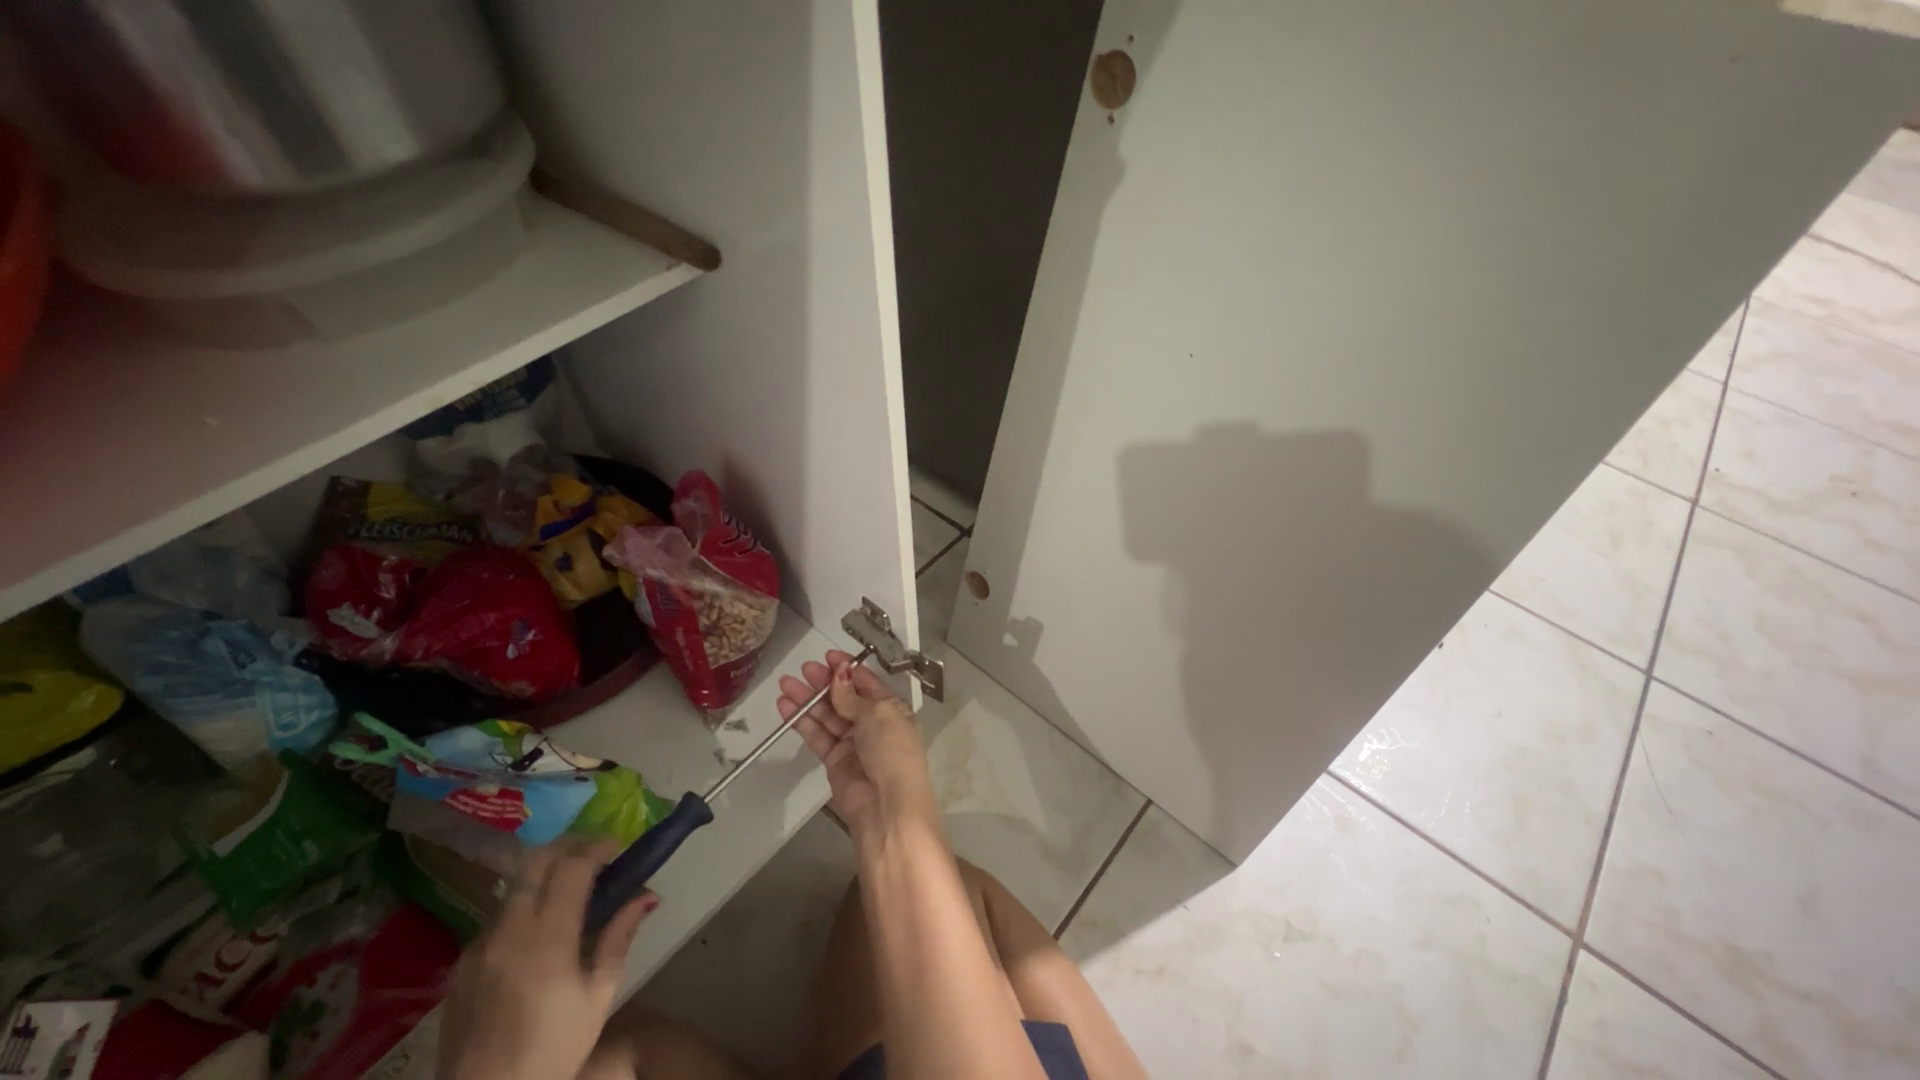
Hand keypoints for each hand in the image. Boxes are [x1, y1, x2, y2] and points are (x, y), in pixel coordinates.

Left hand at [437, 842, 657, 1079]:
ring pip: (515, 887)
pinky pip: (498, 917)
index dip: (598, 847)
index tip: (619, 844)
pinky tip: (539, 929)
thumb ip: (619, 939)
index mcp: (548, 939)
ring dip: (545, 874)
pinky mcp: (462, 961)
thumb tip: (647, 897)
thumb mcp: (598, 997)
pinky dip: (524, 906)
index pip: (572, 868)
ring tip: (572, 886)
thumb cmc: (553, 1050)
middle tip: (596, 851)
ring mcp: (479, 944)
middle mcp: (508, 930)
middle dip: (569, 846)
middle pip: (536, 862)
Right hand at [777, 650, 939, 844]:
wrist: (887, 804)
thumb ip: (853, 696)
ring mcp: (852, 742)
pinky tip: (785, 706)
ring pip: (827, 715)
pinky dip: (801, 721)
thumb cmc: (892, 752)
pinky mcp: (834, 760)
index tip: (828, 656)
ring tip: (786, 684)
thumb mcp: (878, 714)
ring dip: (807, 699)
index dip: (848, 669)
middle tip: (803, 669)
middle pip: (844, 698)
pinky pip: (816, 735)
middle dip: (824, 682)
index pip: (867, 683)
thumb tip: (840, 674)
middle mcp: (873, 724)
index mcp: (892, 709)